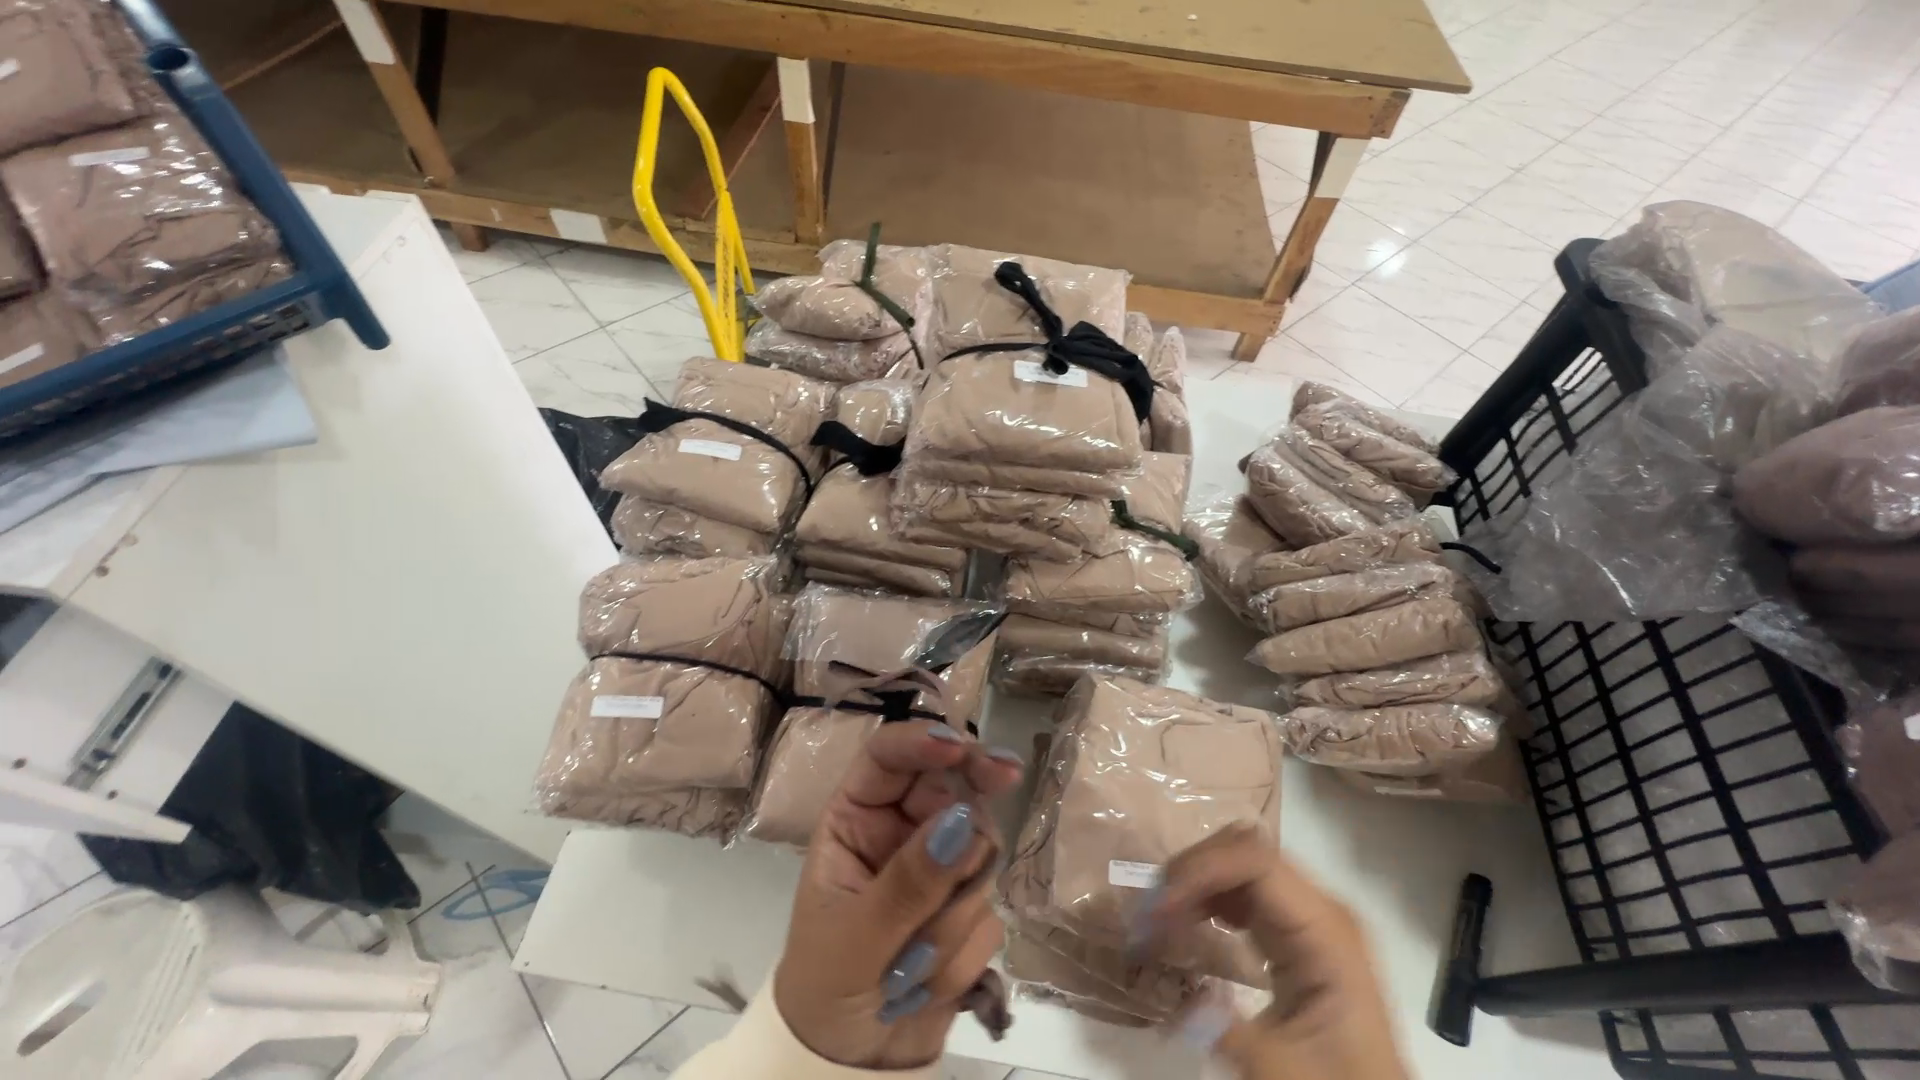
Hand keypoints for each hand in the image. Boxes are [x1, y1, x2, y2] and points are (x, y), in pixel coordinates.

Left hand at [775, 721, 1025, 1069]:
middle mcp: (901, 834)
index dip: (925, 744)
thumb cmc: (826, 986)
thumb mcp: (856, 935)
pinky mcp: (965, 912)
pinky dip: (962, 952)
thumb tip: (963, 822)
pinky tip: (925, 983)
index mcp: (856, 820)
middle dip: (969, 815)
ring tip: (908, 963)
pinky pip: (990, 914)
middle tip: (1006, 782)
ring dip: (953, 913)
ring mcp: (938, 871)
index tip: (963, 751)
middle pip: (952, 792)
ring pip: (980, 855)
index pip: (888, 758)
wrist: (847, 1062)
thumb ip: (910, 881)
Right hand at [1139, 825, 1409, 1079]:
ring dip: (1193, 882)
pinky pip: (1242, 890)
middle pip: (1245, 850)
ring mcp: (1305, 915)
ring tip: (1159, 920)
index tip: (1159, 910)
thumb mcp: (1283, 1068)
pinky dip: (1205, 897)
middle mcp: (1317, 907)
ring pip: (1238, 863)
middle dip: (1191, 871)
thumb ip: (1228, 1030)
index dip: (1201, 871)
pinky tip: (1184, 924)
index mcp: (1325, 928)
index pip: (1256, 862)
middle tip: (1151, 914)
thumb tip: (1177, 999)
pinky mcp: (1291, 931)